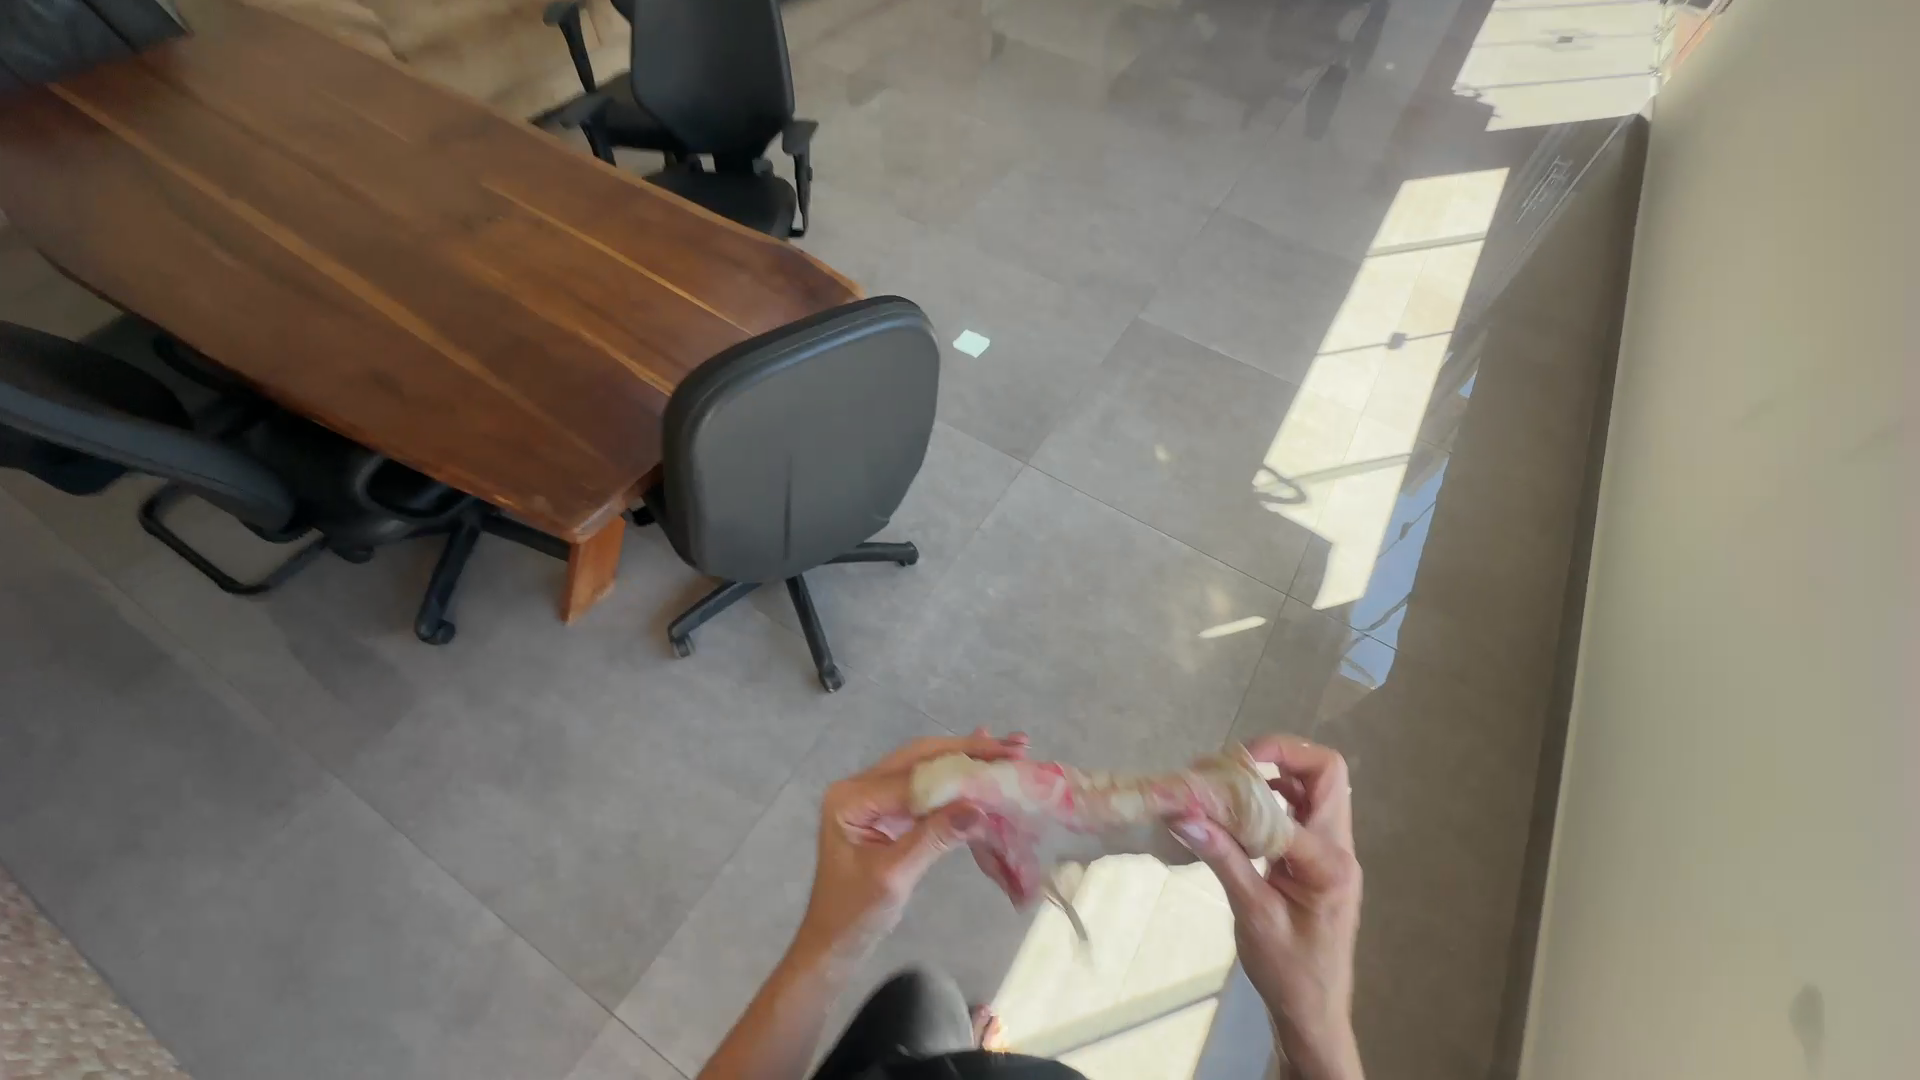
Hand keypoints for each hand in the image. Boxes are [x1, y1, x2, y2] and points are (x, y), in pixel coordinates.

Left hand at [794, 729, 1028, 963]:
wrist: (833, 943)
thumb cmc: (855, 915)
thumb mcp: (894, 877)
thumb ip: (933, 838)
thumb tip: (978, 808)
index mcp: (852, 798)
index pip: (913, 775)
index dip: (959, 769)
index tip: (1001, 765)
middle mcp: (860, 786)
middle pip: (921, 757)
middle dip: (969, 750)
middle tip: (1015, 746)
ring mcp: (872, 794)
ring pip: (925, 764)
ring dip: (965, 756)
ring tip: (1007, 747)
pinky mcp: (885, 807)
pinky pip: (923, 783)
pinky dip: (953, 773)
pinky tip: (978, 759)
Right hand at [1173, 736, 1363, 1079]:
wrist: (1313, 1013)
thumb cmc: (1288, 971)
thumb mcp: (1252, 915)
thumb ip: (1222, 858)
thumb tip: (1183, 813)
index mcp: (1331, 862)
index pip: (1295, 803)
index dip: (1249, 788)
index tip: (1206, 781)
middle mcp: (1338, 847)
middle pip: (1326, 773)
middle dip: (1280, 753)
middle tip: (1233, 761)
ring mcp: (1330, 850)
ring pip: (1314, 785)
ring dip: (1273, 771)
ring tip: (1227, 777)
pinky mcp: (1314, 856)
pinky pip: (1298, 807)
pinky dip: (1268, 794)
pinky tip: (1235, 808)